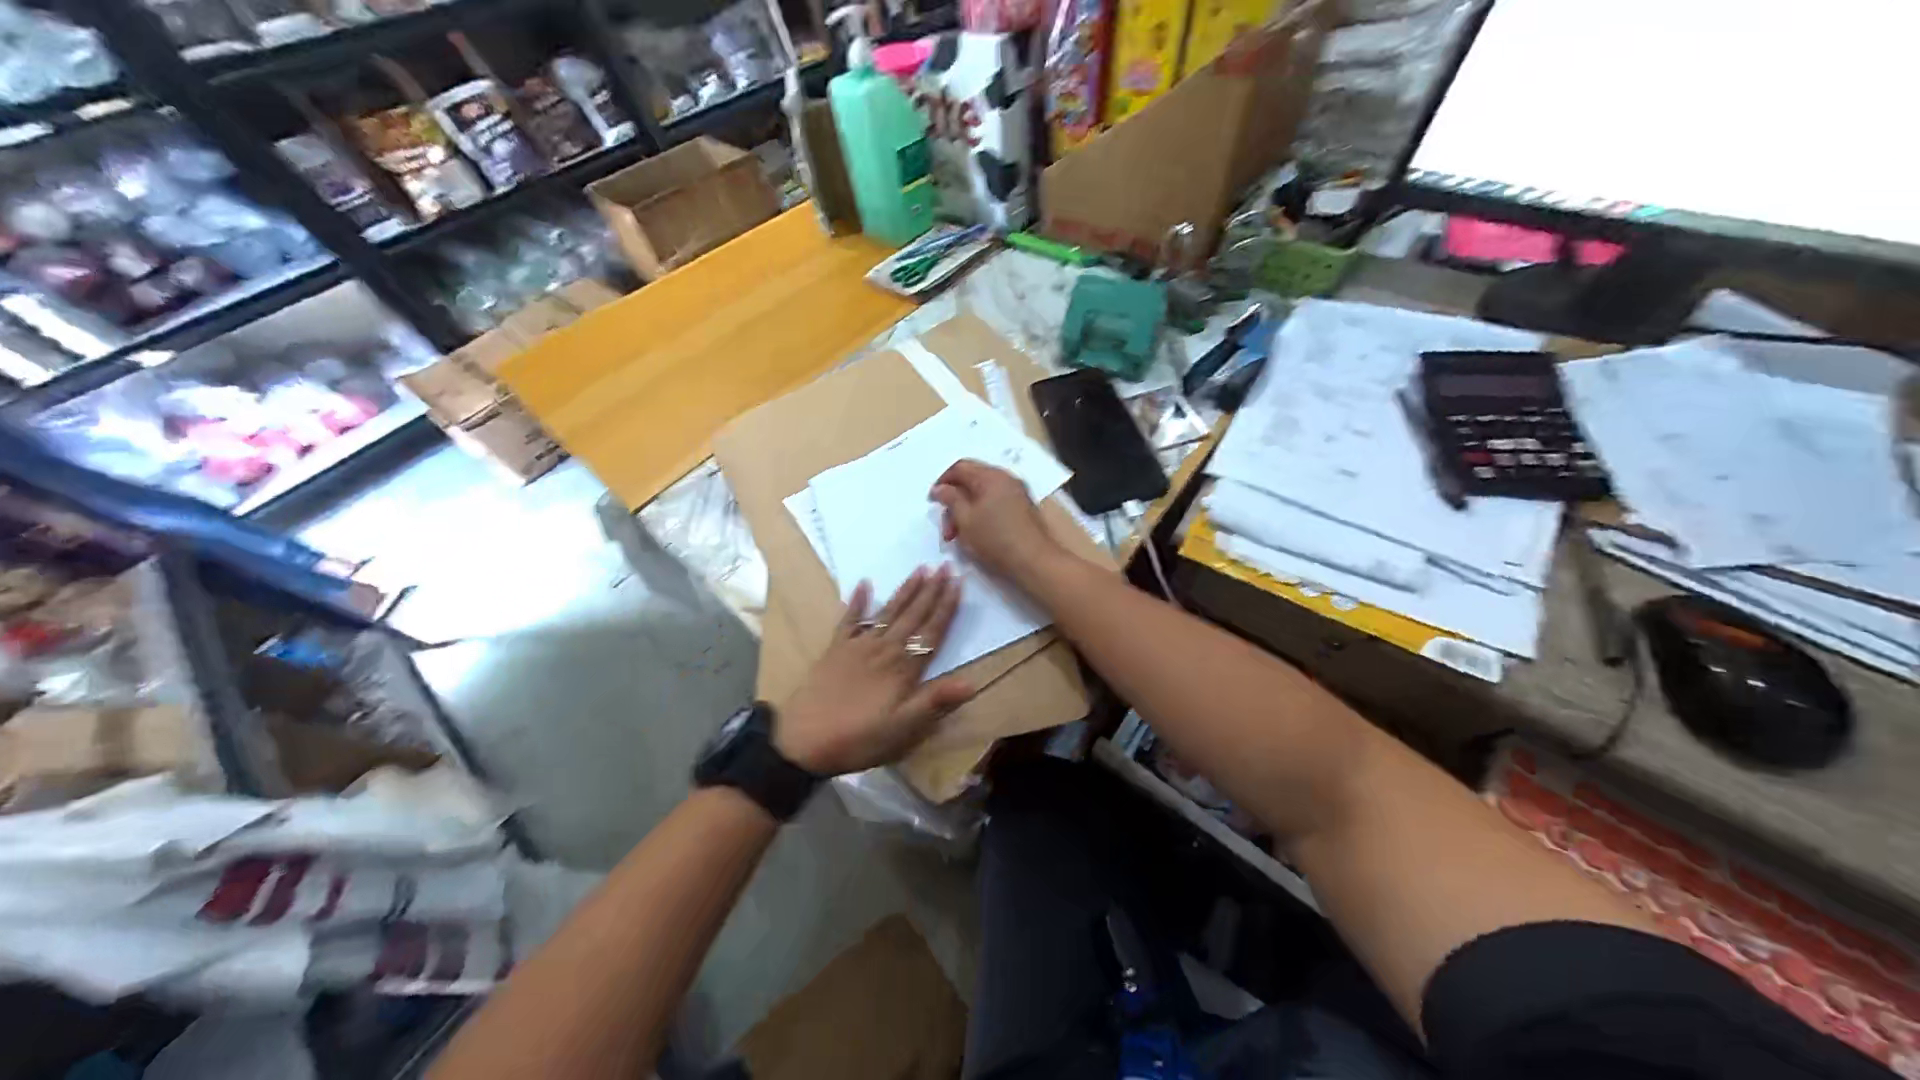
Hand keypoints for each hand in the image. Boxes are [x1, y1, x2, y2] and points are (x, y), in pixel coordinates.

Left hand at [776, 567, 974, 775]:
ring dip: (905, 591)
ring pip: (887, 612)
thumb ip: (935, 701)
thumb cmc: (859, 738)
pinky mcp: (835, 649)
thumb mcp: (902, 728)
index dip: (947, 607)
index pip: (932, 632)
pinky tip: (864, 584)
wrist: (802, 739)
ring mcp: (858, 646)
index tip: (959, 582)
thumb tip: (972, 682)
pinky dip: (857, 601)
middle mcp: (884, 649)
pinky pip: (849, 620)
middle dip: (931, 590)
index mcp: (903, 668)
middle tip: (945, 565)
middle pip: (913, 615)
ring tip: (919, 569)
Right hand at [929, 460, 1066, 586]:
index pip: (960, 467)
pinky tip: (976, 535)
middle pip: (971, 481)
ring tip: (959, 536)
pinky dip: (981, 514)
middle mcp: (1005, 478)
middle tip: (947, 529)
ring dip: (966, 511)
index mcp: (991, 476)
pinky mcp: (1022, 508)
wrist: (1034, 561)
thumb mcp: (965, 519)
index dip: (942, 482)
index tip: (932, 501)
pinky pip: (995, 502)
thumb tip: (940, 488)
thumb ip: (950, 499)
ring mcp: (1016, 492)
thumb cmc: (995, 539)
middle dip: (954, 502)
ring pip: (982, 494)